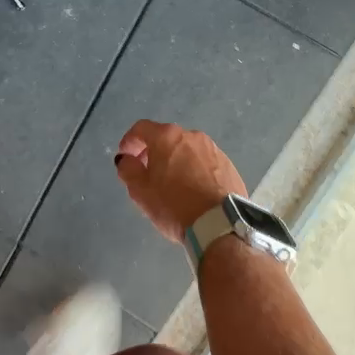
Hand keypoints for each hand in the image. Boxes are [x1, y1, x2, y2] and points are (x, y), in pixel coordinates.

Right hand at [114, 119, 247, 242]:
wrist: (221, 225)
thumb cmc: (174, 205)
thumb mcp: (141, 191)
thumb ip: (128, 170)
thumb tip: (126, 159)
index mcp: (166, 137)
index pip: (141, 129)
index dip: (129, 141)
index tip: (125, 157)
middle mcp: (190, 135)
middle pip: (165, 138)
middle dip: (153, 152)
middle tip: (147, 173)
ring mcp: (212, 149)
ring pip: (186, 150)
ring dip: (175, 161)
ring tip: (172, 184)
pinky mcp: (228, 165)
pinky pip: (204, 162)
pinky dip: (194, 170)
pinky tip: (193, 190)